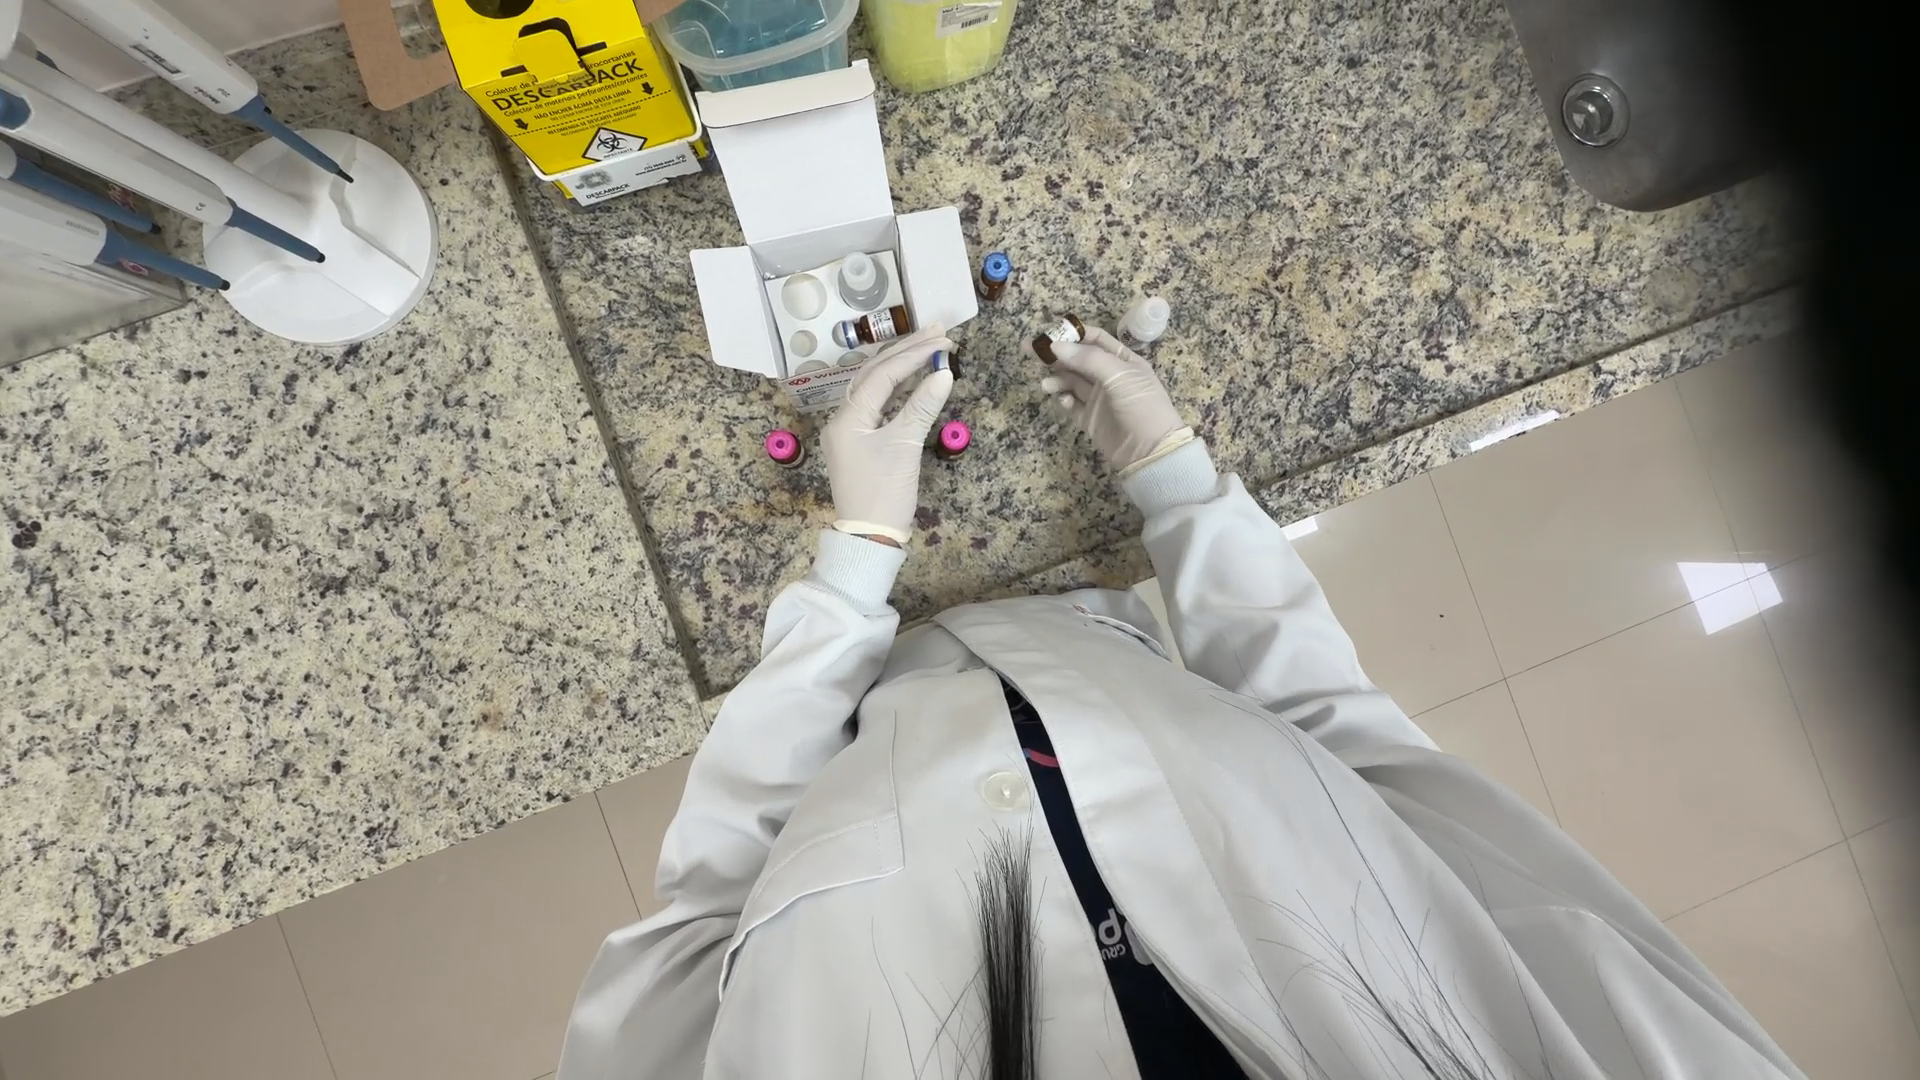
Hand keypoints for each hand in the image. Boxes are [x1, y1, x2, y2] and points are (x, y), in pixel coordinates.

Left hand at [823, 326, 955, 543]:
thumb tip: (944, 373)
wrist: (870, 539)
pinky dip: (898, 391)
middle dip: (906, 352)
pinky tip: (915, 380)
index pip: (882, 374)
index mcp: (847, 417)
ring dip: (902, 368)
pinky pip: (878, 407)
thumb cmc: (884, 494)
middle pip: (874, 375)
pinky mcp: (860, 444)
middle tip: (939, 333)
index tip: (943, 341)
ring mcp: (849, 432)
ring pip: (875, 389)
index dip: (913, 355)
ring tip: (930, 349)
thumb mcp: (904, 448)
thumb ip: (922, 407)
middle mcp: (842, 419)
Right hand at [1034, 327, 1190, 473]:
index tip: (1048, 334)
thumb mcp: (1119, 375)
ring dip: (1056, 379)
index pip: (1094, 339)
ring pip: (1070, 381)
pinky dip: (1063, 400)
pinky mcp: (1089, 418)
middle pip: (1076, 359)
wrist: (1150, 451)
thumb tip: (1054, 346)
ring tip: (1045, 385)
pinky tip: (1063, 402)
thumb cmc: (1141, 406)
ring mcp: (1097, 398)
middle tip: (1028, 351)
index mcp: (1121, 359)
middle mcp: (1108, 376)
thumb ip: (1087, 359)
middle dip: (1054, 355)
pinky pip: (1070, 404)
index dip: (1072, 334)